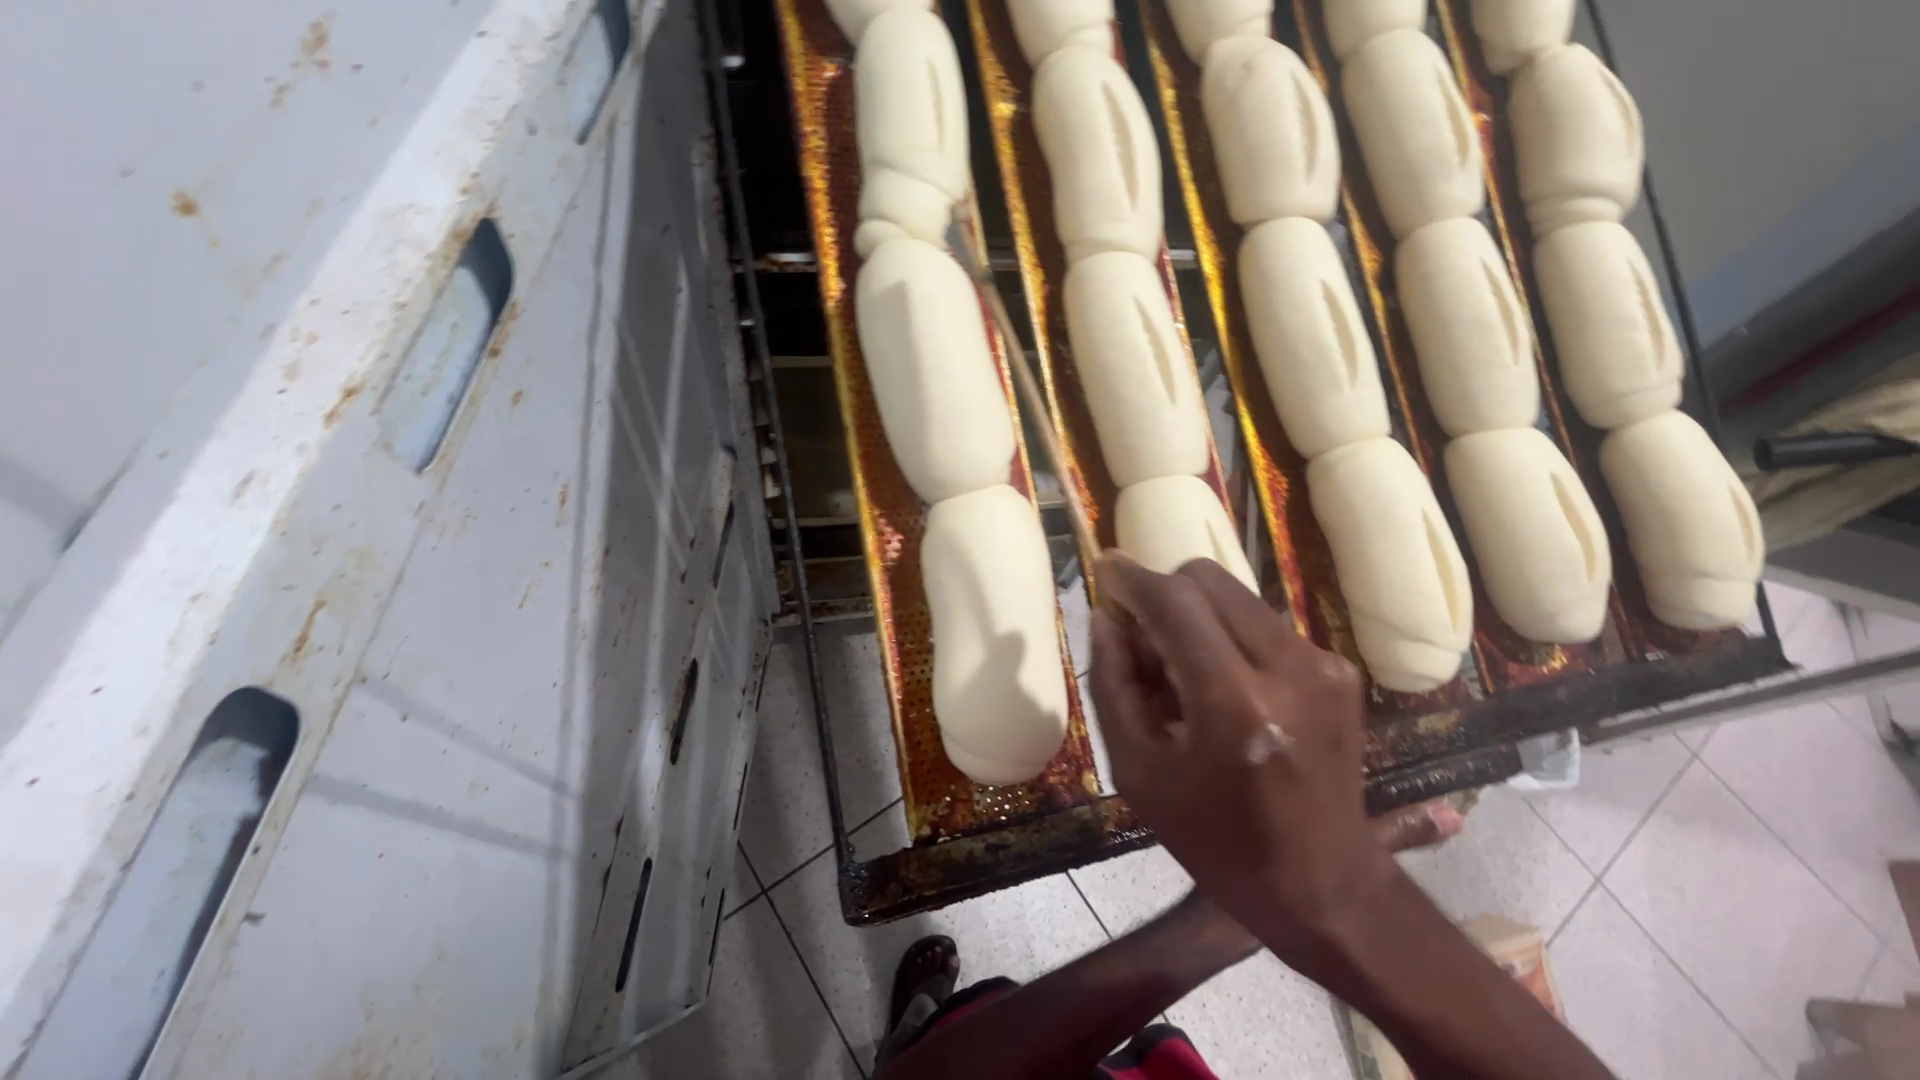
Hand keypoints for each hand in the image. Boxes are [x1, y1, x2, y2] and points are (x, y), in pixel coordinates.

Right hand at [1090, 555, 1444, 958]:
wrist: (1323, 885)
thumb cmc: (1216, 842)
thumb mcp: (1139, 773)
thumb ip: (1113, 686)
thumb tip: (1104, 620)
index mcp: (1233, 703)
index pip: (1175, 602)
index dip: (1132, 580)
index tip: (1103, 568)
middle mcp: (1287, 668)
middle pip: (1207, 580)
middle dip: (1163, 594)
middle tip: (1140, 640)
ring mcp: (1323, 665)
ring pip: (1237, 598)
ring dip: (1196, 616)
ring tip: (1180, 674)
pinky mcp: (1339, 671)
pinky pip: (1265, 625)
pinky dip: (1229, 638)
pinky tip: (1220, 689)